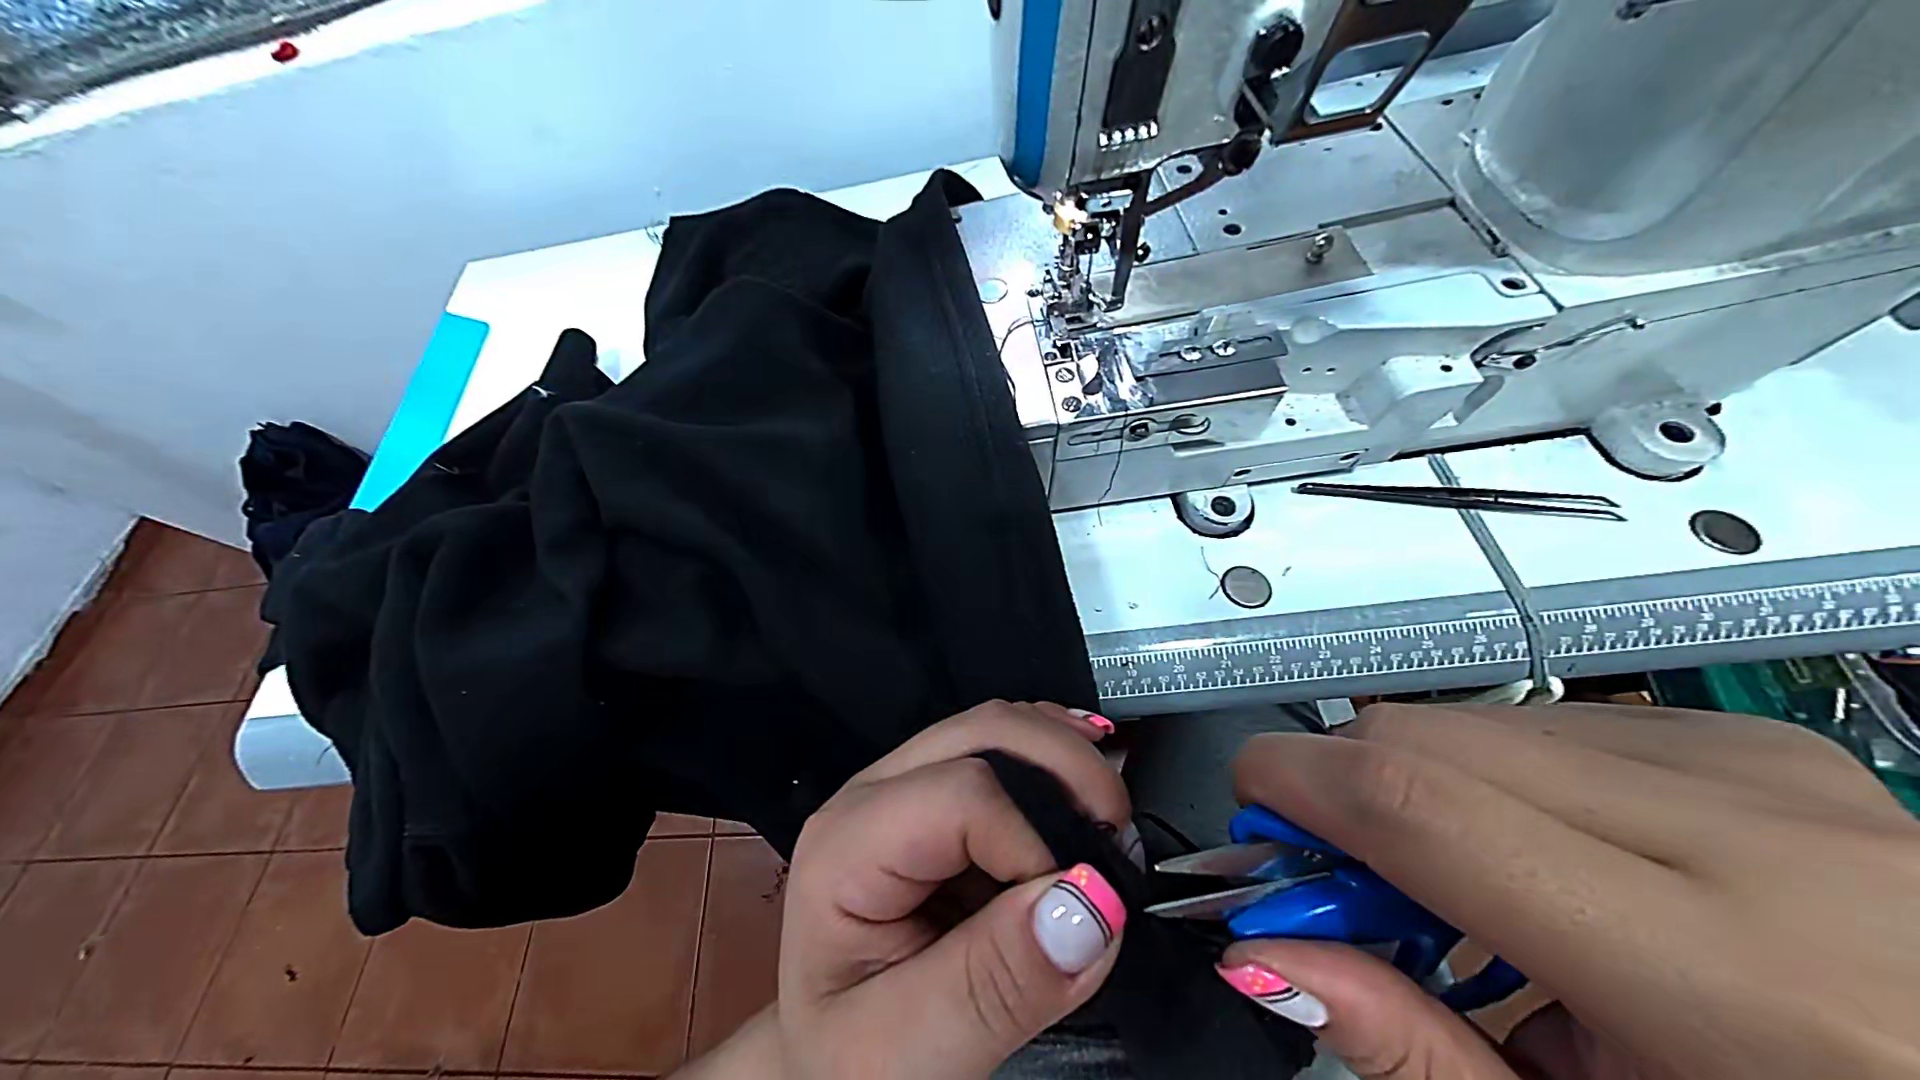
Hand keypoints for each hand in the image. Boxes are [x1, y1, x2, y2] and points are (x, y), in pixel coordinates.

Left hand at [675, 700, 1131, 1079]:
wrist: (827, 1045)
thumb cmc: (855, 1051)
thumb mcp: (910, 1048)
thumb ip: (997, 984)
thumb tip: (1091, 900)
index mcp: (847, 846)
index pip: (963, 794)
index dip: (1035, 843)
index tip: (1077, 911)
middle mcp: (871, 793)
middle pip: (983, 731)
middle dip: (1067, 767)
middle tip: (1118, 838)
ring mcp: (901, 782)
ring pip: (996, 724)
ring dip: (1066, 753)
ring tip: (1109, 812)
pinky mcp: (932, 789)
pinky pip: (999, 742)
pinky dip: (1052, 750)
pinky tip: (1082, 779)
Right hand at [1217, 703, 1919, 1079]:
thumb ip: (1413, 1053)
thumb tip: (1263, 958)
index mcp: (1742, 984)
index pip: (1419, 806)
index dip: (1293, 784)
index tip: (1252, 815)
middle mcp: (1761, 836)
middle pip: (1427, 740)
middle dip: (1339, 787)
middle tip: (1336, 873)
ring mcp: (1763, 767)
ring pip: (1473, 721)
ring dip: (1414, 785)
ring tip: (1456, 884)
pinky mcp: (1758, 742)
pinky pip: (1541, 722)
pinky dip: (1489, 775)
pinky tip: (1540, 854)